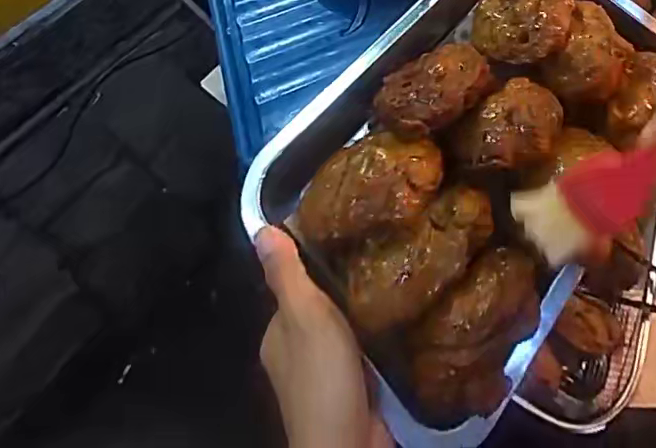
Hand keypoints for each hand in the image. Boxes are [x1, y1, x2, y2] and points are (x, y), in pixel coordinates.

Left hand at [255, 226, 391, 447]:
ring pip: (343, 328)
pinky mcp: (352, 389)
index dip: (314, 260)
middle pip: (319, 306)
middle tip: (377, 247)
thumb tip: (260, 229)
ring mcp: (323, 374)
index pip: (293, 285)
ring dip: (362, 309)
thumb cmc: (321, 376)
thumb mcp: (303, 315)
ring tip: (391, 273)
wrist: (347, 445)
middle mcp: (295, 354)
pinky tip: (395, 316)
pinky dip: (374, 335)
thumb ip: (286, 275)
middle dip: (343, 282)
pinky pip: (362, 350)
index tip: (344, 232)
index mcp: (277, 335)